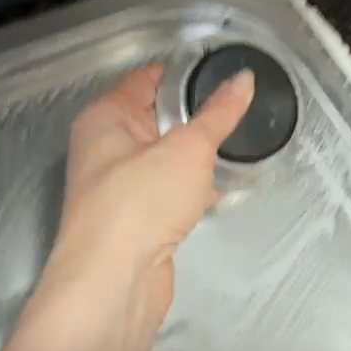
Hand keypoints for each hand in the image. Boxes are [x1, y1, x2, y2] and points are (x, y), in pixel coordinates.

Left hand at [44, 63, 253, 328]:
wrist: (113, 285)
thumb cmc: (141, 200)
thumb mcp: (188, 148)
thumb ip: (219, 113)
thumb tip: (245, 78)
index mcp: (106, 117)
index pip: (146, 78)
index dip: (183, 71)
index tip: (222, 66)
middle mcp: (105, 146)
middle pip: (156, 116)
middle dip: (194, 111)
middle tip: (238, 102)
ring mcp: (118, 185)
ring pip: (164, 155)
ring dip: (195, 151)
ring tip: (239, 138)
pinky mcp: (136, 218)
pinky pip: (169, 187)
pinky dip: (193, 184)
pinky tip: (224, 182)